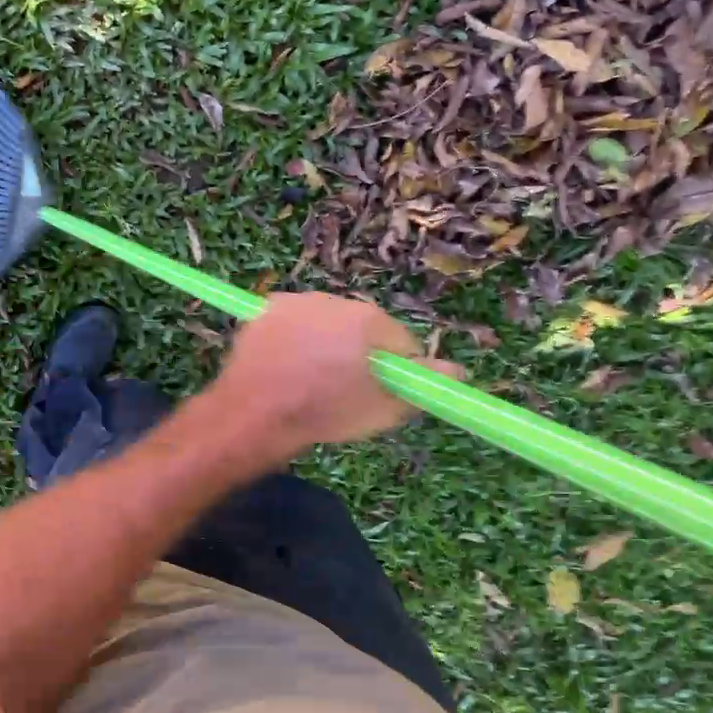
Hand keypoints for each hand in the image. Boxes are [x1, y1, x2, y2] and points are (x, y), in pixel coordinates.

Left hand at [200, 292, 462, 453]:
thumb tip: (457, 370)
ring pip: (323, 322)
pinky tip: (285, 363)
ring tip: (309, 376)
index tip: (377, 389)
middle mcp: (330, 301)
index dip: (393, 368)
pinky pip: (290, 323)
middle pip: (359, 326)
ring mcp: (291, 303)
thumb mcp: (384, 407)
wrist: (254, 412)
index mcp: (367, 319)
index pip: (398, 341)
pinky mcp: (261, 312)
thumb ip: (423, 384)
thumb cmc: (324, 411)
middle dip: (356, 350)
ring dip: (323, 340)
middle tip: (341, 385)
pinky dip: (292, 337)